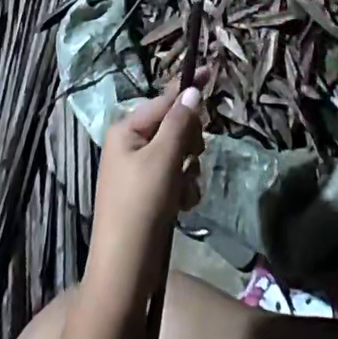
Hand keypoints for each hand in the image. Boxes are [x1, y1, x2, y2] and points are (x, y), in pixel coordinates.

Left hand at [88, 70, 206, 301]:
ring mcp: (139, 170)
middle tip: (190, 161)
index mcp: (126, 130)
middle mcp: (130, 144)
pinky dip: (184, 189)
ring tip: (182, 194)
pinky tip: (181, 207)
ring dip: (188, 172)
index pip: (164, 101)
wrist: (126, 268)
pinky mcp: (149, 193)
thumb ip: (180, 124)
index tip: (212, 70)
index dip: (188, 88)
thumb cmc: (141, 207)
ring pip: (180, 154)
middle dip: (189, 144)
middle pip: (175, 126)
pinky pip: (177, 177)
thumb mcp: (163, 160)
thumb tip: (191, 90)